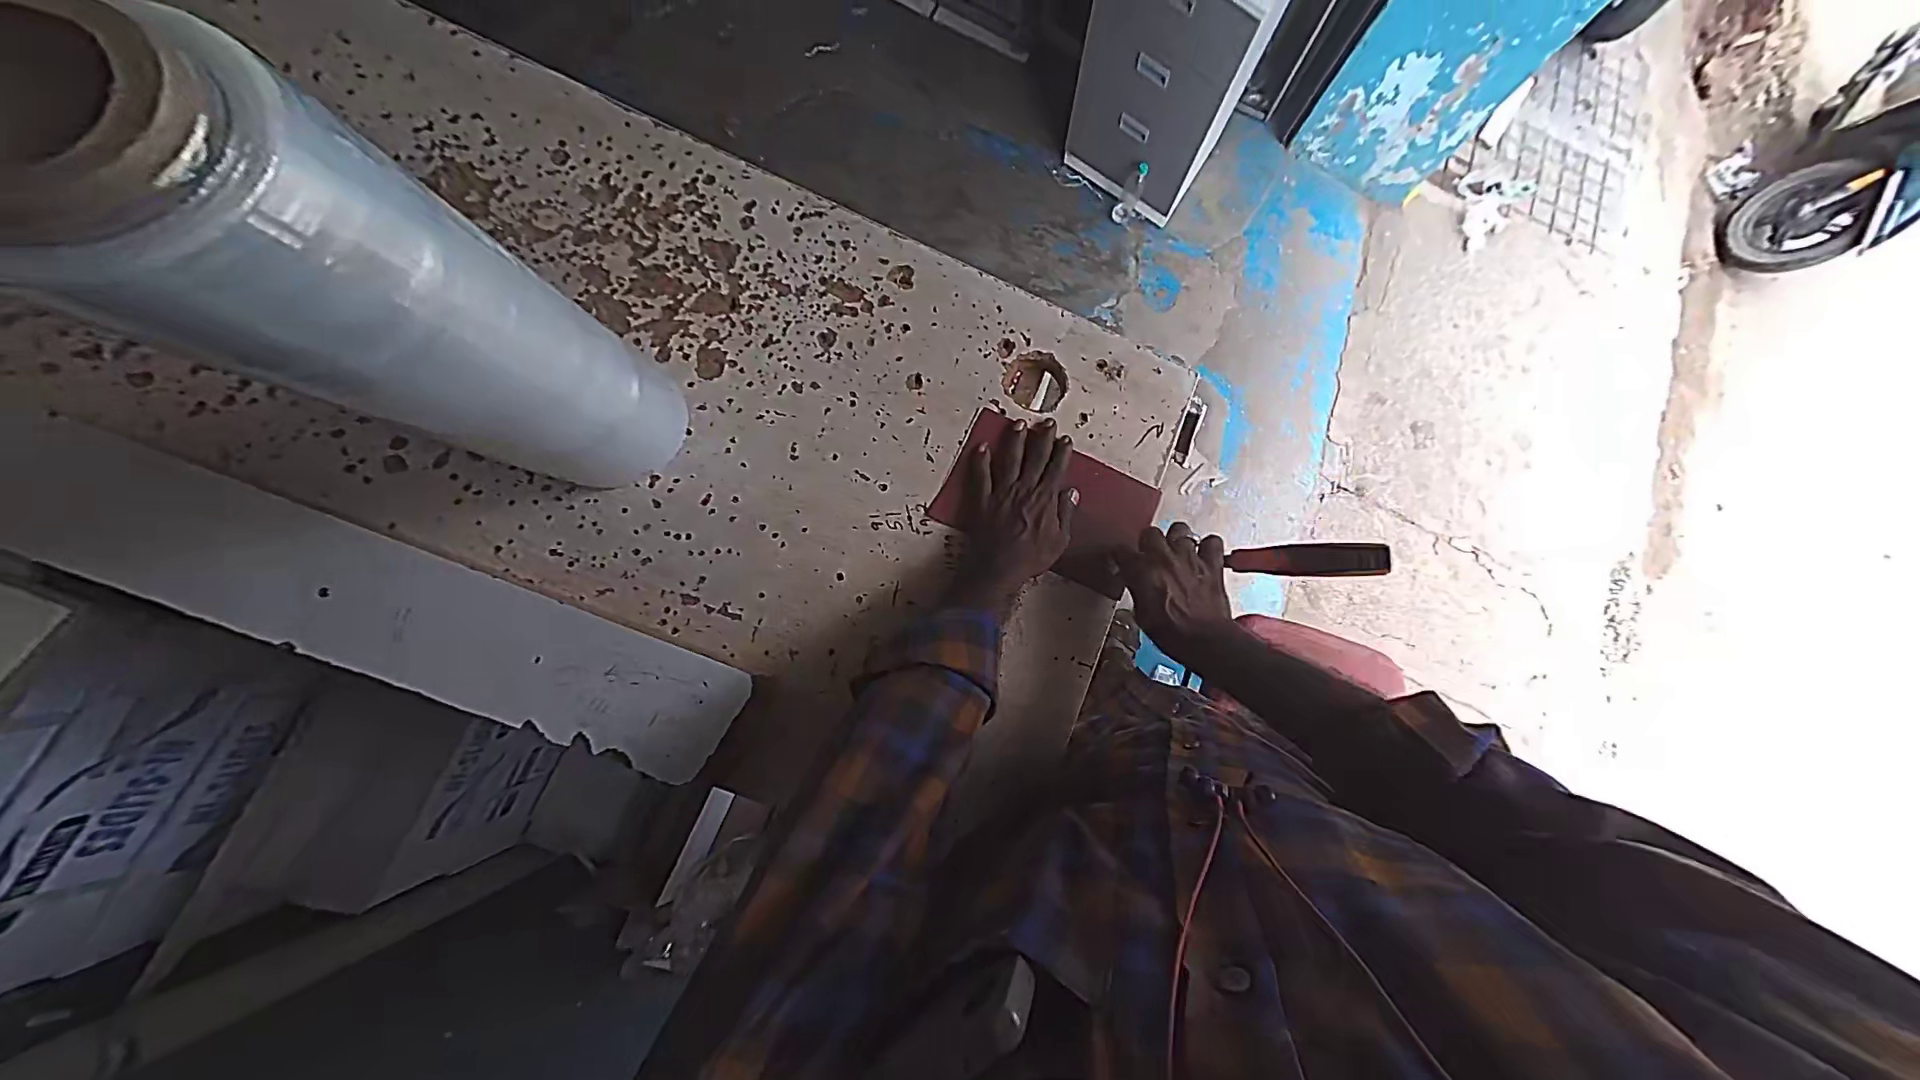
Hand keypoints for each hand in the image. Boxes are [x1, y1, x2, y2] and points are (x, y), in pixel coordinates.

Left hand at [947, 418, 1078, 611]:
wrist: (999, 568)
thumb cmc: (1029, 558)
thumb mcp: (1059, 540)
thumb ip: (1065, 514)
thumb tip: (1071, 494)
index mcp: (1045, 499)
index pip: (1056, 468)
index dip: (1061, 451)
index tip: (1064, 440)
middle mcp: (1024, 490)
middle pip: (1036, 456)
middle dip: (1043, 436)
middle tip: (1046, 423)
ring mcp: (1002, 493)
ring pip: (1011, 459)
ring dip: (1015, 440)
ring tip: (1018, 425)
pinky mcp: (983, 500)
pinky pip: (981, 475)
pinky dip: (981, 460)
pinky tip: (982, 447)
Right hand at [1114, 522, 1235, 664]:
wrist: (1204, 641)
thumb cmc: (1173, 633)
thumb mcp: (1141, 615)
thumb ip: (1137, 590)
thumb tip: (1136, 583)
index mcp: (1141, 570)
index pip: (1121, 551)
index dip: (1120, 556)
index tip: (1121, 561)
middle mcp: (1164, 558)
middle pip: (1150, 533)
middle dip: (1148, 543)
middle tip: (1150, 556)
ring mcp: (1190, 557)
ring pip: (1179, 530)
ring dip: (1175, 540)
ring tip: (1175, 553)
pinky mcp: (1212, 563)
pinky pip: (1211, 542)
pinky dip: (1207, 546)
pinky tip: (1202, 557)